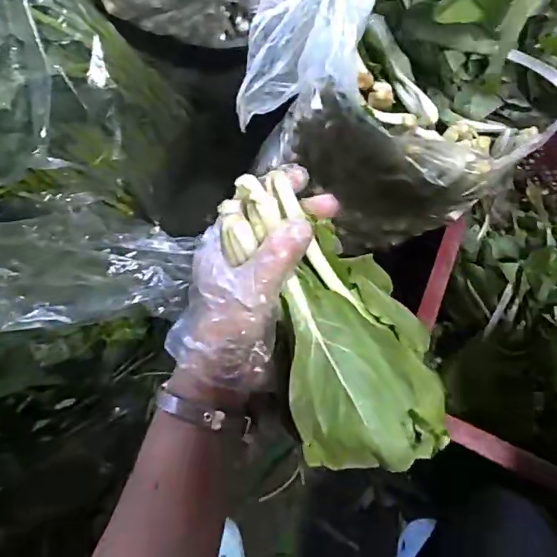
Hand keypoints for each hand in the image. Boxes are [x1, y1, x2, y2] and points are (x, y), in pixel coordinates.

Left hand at [164, 167, 339, 402]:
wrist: (224, 378)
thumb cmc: (226, 330)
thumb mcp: (249, 292)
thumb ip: (274, 258)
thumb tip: (301, 223)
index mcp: (221, 244)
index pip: (247, 203)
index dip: (272, 187)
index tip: (300, 177)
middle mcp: (238, 252)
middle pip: (270, 218)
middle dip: (298, 207)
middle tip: (331, 204)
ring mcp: (257, 271)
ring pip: (285, 238)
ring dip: (308, 227)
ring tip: (335, 220)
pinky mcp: (273, 288)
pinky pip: (294, 262)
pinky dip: (311, 252)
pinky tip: (329, 248)